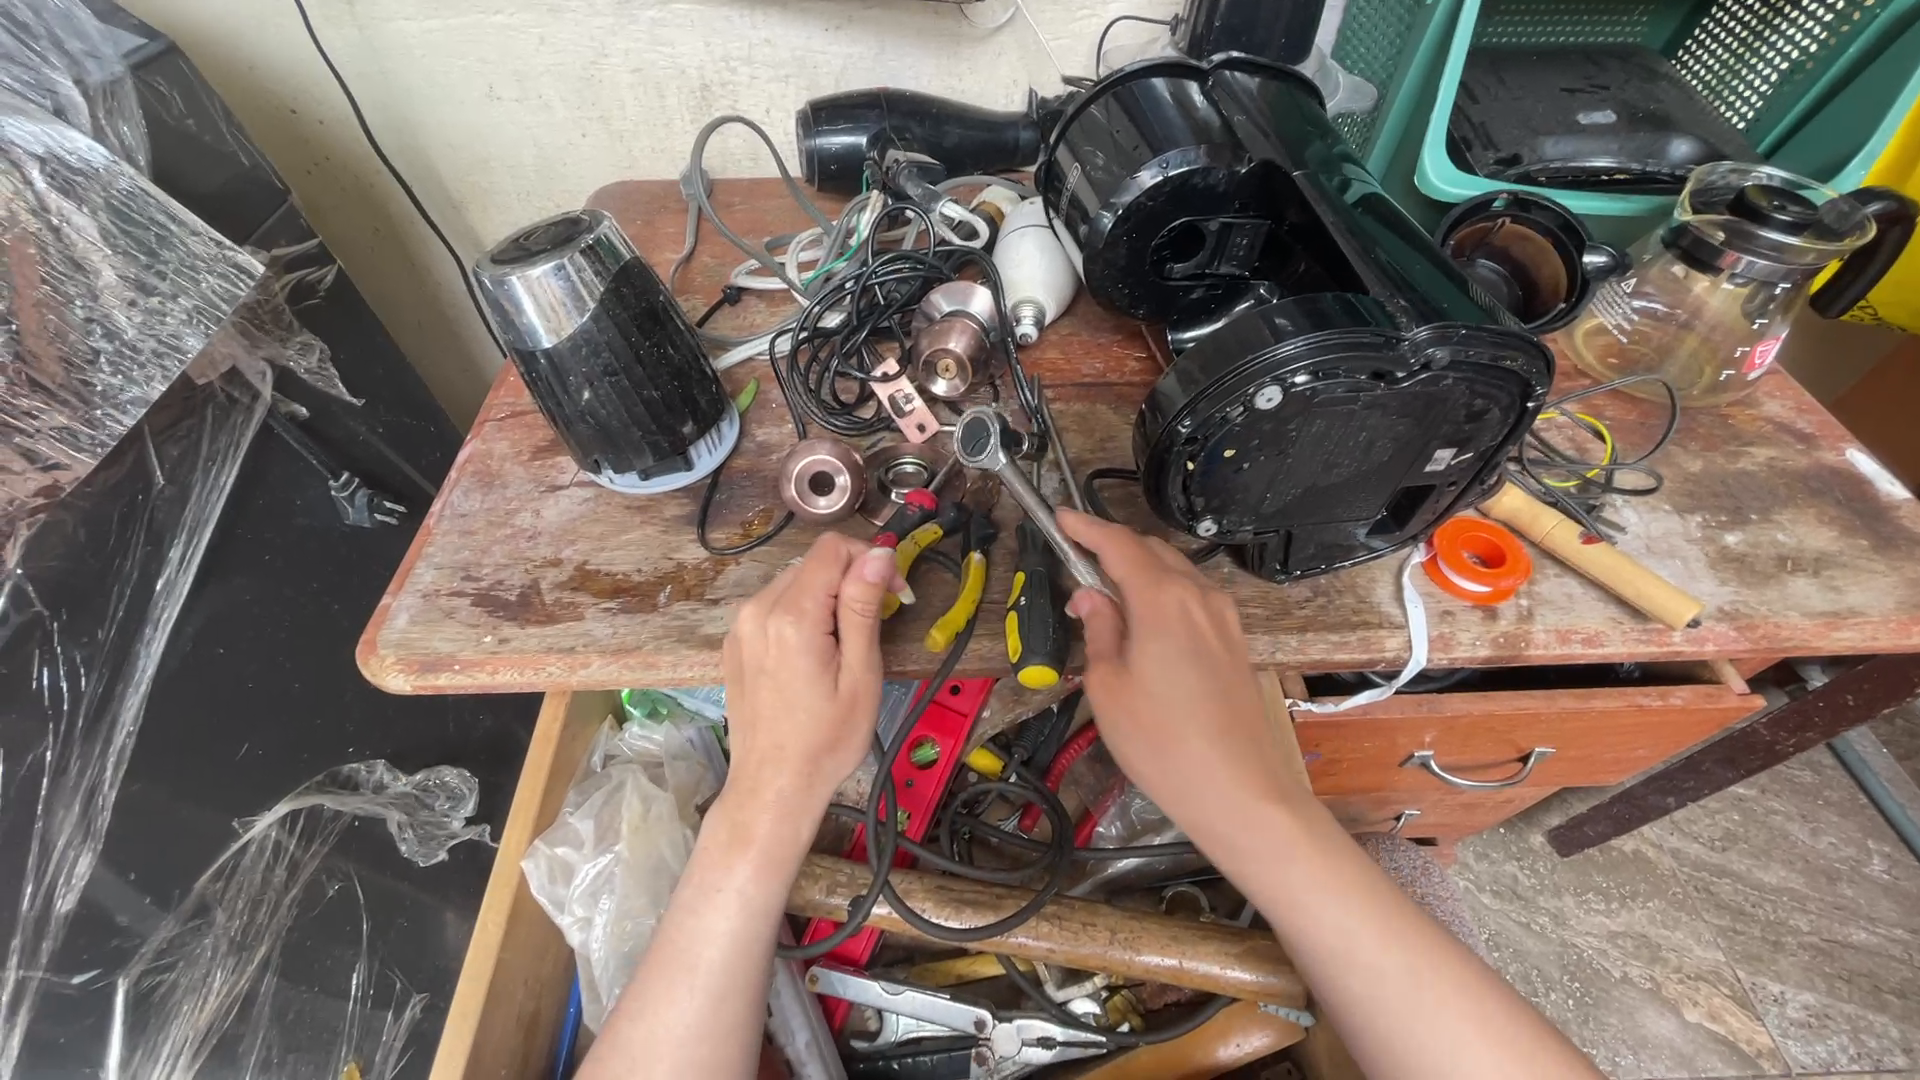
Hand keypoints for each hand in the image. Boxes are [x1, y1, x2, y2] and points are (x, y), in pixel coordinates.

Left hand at [722, 534, 905, 813]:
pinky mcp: (735, 642)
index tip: (894, 594)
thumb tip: (877, 554)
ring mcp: (741, 626)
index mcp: (792, 616)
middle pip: (813, 563)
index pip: (833, 548)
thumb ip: (863, 607)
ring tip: (846, 642)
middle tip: (877, 621)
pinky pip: (774, 605)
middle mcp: (758, 610)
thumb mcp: (861, 674)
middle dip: (852, 579)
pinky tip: (815, 651)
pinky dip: (802, 612)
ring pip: (795, 581)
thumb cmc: (827, 740)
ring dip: (827, 596)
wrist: (773, 787)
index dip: (870, 561)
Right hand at [1058, 510, 1310, 837]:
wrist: (1240, 792)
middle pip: (1150, 552)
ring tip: (1106, 596)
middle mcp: (1199, 595)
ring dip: (1138, 571)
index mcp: (1162, 598)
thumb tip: (1090, 596)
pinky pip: (1192, 599)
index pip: (1118, 544)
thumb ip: (1099, 629)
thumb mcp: (1108, 686)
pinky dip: (1162, 594)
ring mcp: (1224, 618)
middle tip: (1076, 563)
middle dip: (1111, 548)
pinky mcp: (1235, 642)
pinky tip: (1144, 623)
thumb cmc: (1161, 742)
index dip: (1085, 527)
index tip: (1060, 516)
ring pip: (1175, 573)